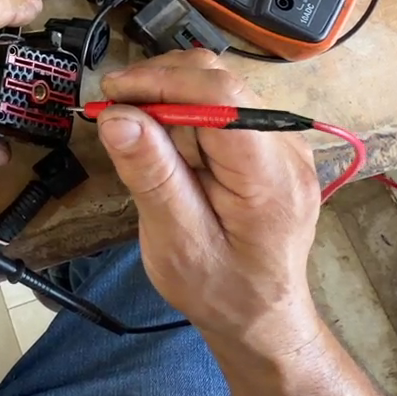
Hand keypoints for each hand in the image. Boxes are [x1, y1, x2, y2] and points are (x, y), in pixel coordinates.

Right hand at [95, 50, 323, 358]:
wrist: (261, 316)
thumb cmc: (219, 289)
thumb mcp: (175, 243)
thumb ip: (151, 176)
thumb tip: (117, 116)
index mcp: (269, 175)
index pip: (219, 95)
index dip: (160, 81)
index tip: (112, 94)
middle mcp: (285, 145)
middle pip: (216, 79)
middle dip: (158, 85)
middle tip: (115, 113)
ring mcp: (279, 138)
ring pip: (213, 83)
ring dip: (166, 96)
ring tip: (140, 135)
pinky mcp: (265, 139)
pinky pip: (217, 102)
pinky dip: (179, 108)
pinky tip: (163, 141)